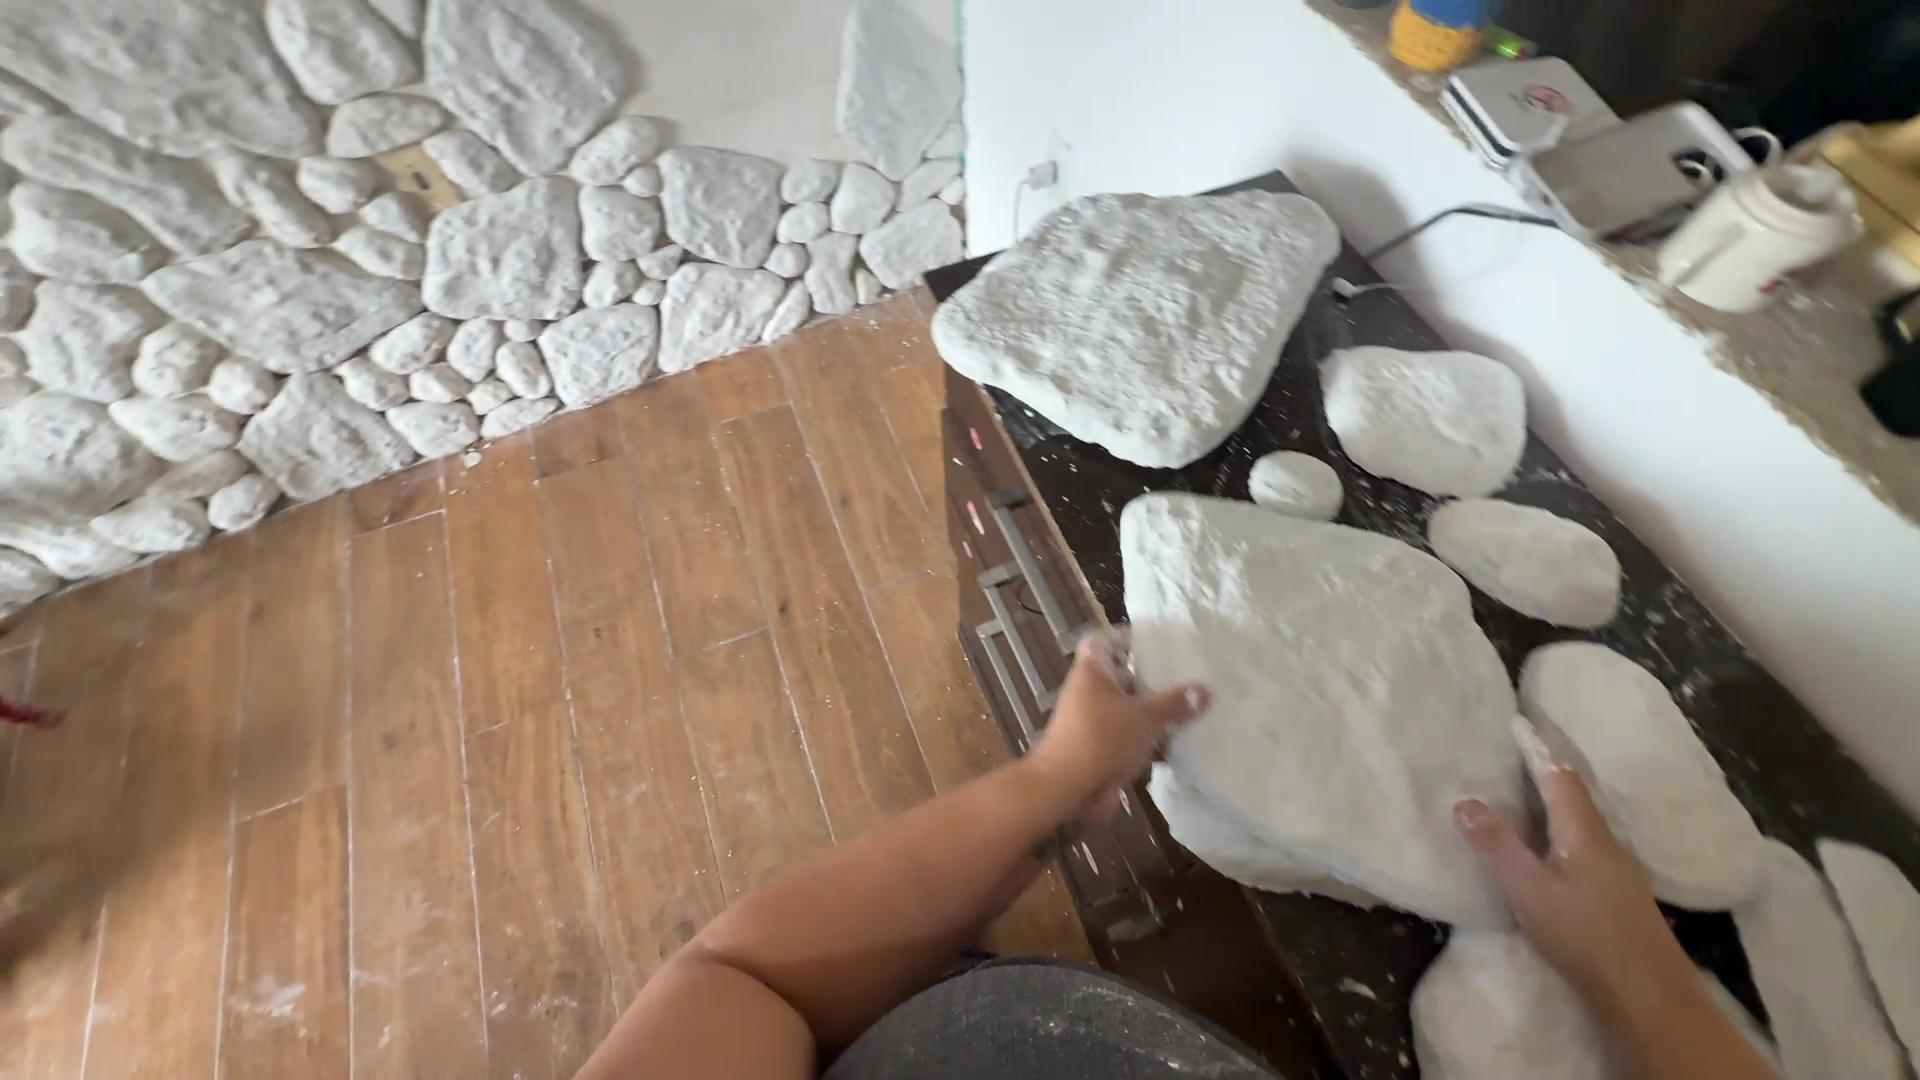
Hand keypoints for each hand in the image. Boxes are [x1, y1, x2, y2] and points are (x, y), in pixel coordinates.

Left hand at [1023, 629, 1210, 824]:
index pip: (1104, 640)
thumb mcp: (1144, 717)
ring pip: (1129, 708)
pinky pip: (1130, 736)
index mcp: (1092, 671)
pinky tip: (1181, 744)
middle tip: (1188, 675)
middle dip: (1152, 677)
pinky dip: (1151, 739)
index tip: (1159, 641)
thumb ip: (1175, 703)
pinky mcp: (1101, 747)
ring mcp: (1094, 720)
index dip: (1127, 637)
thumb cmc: (1101, 739)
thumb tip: (1205, 689)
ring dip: (1155, 711)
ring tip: (1193, 708)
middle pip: (1123, 675)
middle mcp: (1090, 691)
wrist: (1066, 789)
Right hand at [1453, 721, 1693, 1019]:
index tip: (1520, 723)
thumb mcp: (1529, 890)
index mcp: (1584, 834)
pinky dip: (1559, 827)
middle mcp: (1604, 845)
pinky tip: (1548, 842)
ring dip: (1554, 800)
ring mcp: (1615, 872)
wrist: (1650, 998)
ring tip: (1525, 789)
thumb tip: (1464, 801)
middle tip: (1518, 749)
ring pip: (1580, 822)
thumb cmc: (1586, 935)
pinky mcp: (1615, 896)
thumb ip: (1497, 846)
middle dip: (1546, 770)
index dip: (1538, 751)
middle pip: (1574, 796)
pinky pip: (1582, 844)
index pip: (1559, 779)